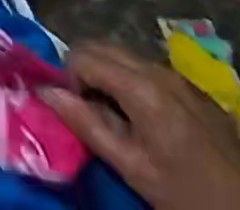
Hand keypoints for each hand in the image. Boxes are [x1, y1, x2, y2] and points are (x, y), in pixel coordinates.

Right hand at [41, 43, 239, 209]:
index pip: (82, 56)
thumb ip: (87, 125)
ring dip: (106, 73)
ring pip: (124, 54)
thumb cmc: (190, 196)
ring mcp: (180, 77)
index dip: (68, 78)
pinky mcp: (195, 90)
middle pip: (102, 46)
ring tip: (110, 114)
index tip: (72, 109)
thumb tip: (44, 91)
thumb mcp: (133, 168)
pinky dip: (129, 79)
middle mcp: (159, 70)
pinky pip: (147, 68)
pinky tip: (139, 116)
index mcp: (142, 87)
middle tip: (85, 108)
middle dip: (84, 69)